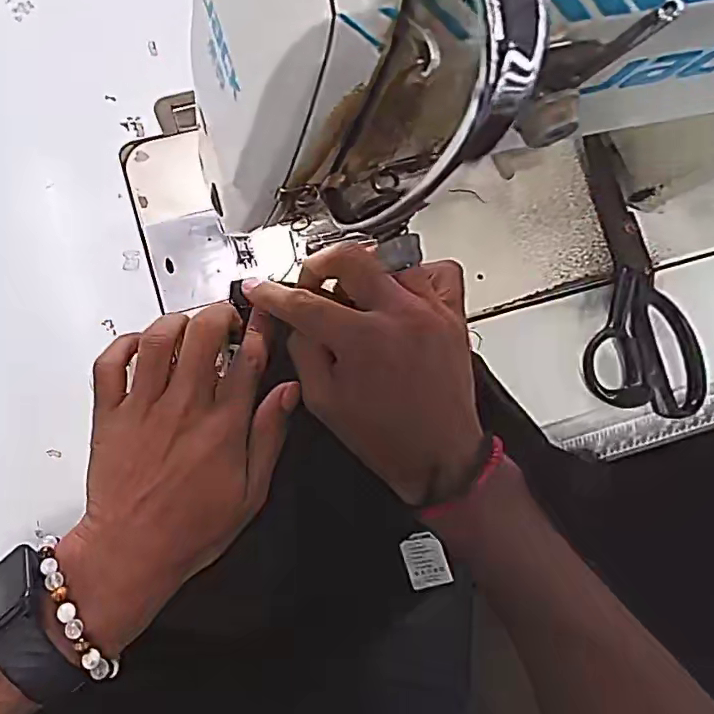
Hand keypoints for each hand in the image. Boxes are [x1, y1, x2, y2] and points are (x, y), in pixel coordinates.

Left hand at [54, 303, 298, 654]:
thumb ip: (269, 435)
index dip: (258, 327)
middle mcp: (183, 409)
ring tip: (186, 326)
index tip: (262, 318)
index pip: (247, 357)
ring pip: (157, 338)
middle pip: (202, 333)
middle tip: (223, 321)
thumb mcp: (250, 493)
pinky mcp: (110, 415)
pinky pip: (109, 364)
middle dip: (218, 314)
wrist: (132, 550)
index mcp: (222, 426)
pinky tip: (139, 345)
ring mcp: (143, 408)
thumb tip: (286, 394)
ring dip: (176, 321)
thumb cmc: (189, 529)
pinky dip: (124, 344)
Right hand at [242, 242, 484, 506]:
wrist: (439, 456)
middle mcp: (398, 316)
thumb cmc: (386, 436)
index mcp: (361, 340)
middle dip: (317, 265)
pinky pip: (438, 271)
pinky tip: (399, 292)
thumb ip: (302, 351)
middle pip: (348, 257)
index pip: (303, 301)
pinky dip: (415, 273)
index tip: (260, 288)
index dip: (272, 293)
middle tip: (308, 282)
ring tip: (354, 295)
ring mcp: (430, 312)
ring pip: (391, 258)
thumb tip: (293, 320)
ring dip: (363, 271)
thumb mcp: (323, 400)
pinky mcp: (452, 316)